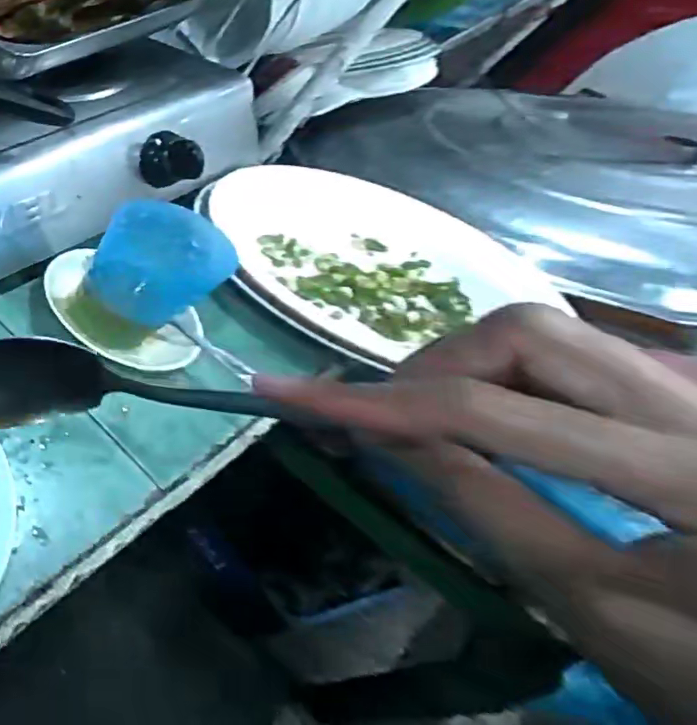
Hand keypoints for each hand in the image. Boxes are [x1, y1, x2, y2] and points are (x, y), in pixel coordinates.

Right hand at [256, 304, 696, 724]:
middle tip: (397, 418)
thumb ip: (484, 505)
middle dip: (437, 367)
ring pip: (559, 333)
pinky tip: (524, 418)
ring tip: (452, 419)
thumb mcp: (592, 607)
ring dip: (477, 365)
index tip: (283, 393)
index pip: (488, 412)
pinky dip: (529, 375)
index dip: (376, 402)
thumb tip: (383, 432)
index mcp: (694, 481)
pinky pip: (599, 353)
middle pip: (529, 335)